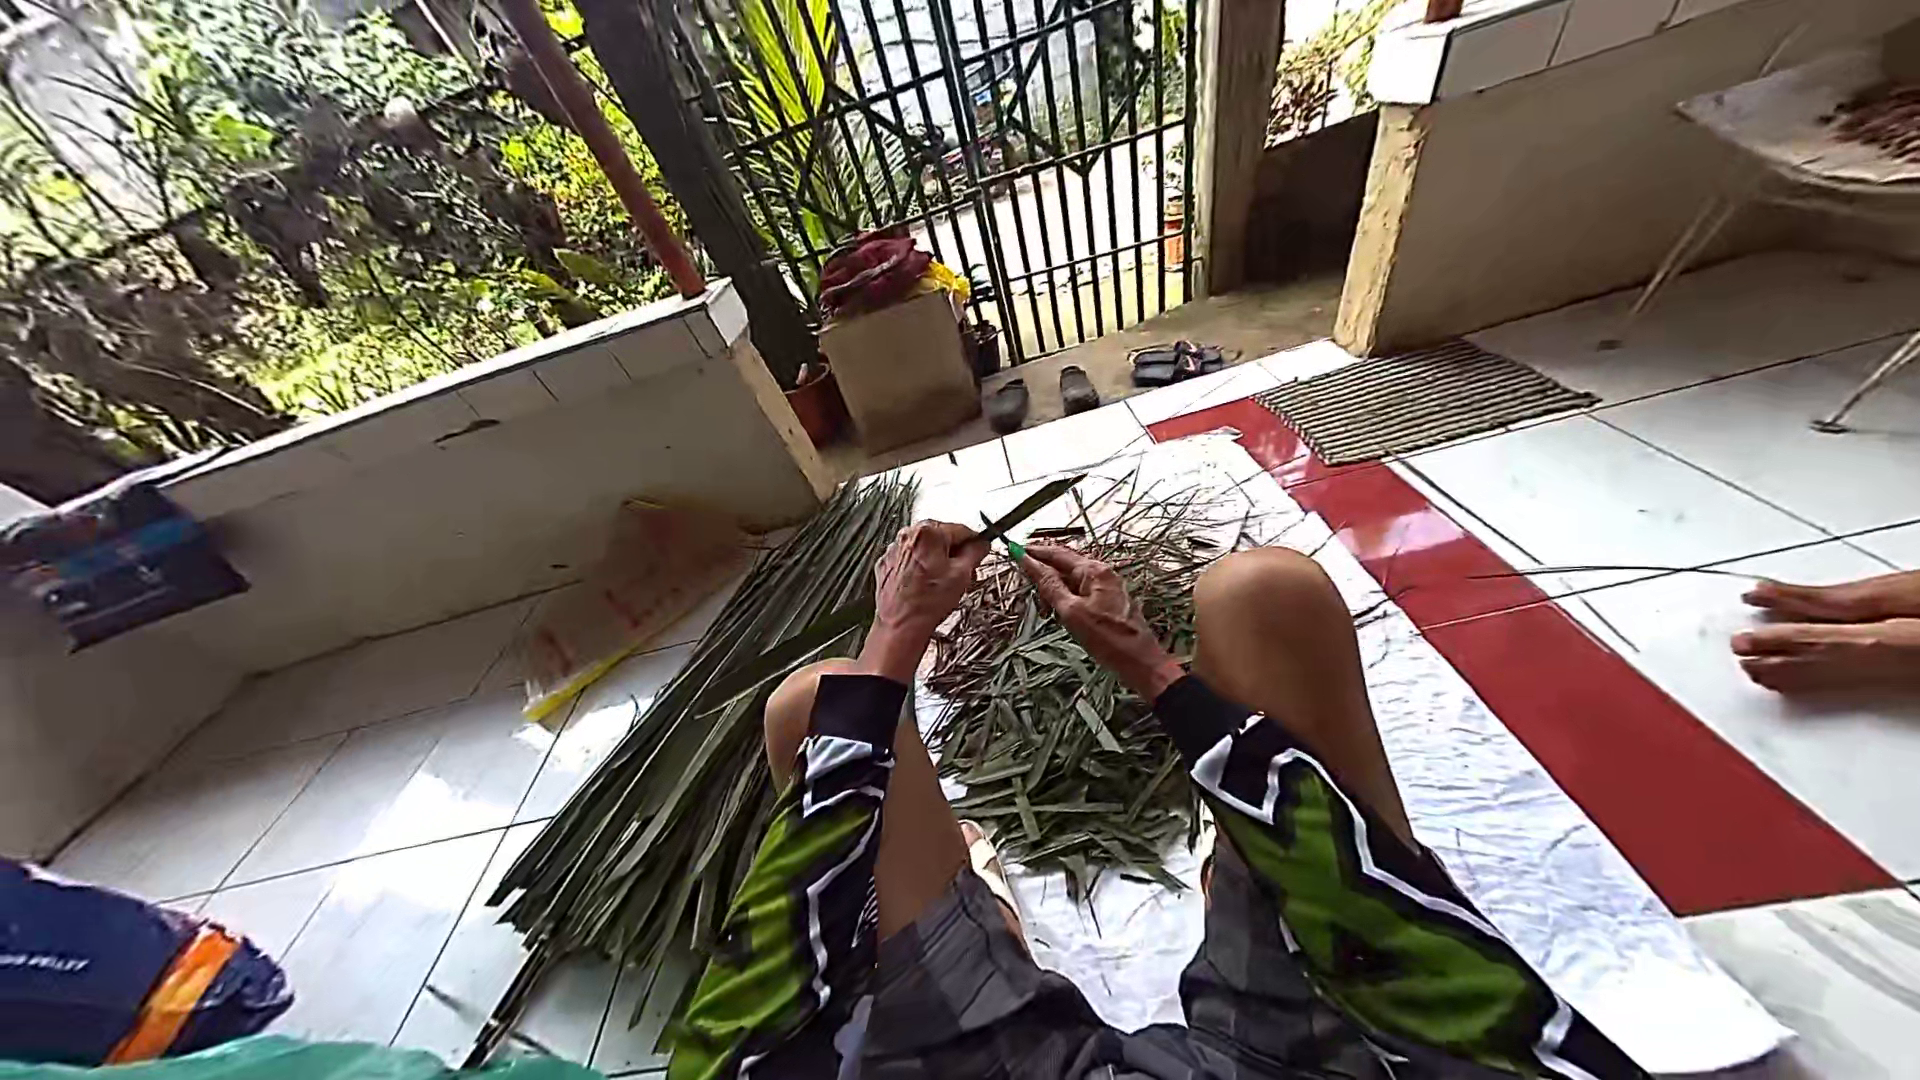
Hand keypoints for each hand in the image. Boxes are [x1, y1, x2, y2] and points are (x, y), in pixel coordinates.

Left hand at [861, 521, 987, 681]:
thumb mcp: (962, 574)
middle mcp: (908, 536)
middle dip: (955, 553)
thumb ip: (976, 552)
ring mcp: (895, 549)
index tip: (980, 550)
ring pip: (925, 548)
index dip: (975, 542)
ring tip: (943, 582)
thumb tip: (981, 544)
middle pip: (941, 537)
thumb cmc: (927, 602)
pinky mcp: (887, 563)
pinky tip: (926, 585)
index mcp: (928, 532)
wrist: (901, 624)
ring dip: (937, 560)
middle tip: (963, 572)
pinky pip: (910, 559)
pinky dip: (919, 568)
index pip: (961, 529)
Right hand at [1018, 544, 1185, 700]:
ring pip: (1072, 580)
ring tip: (1044, 608)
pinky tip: (1059, 612)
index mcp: (1094, 571)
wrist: (1140, 663)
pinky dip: (1066, 598)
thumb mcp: (1071, 612)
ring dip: (1054, 589)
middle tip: (1026, 586)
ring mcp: (1107, 587)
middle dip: (1043, 574)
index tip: (1014, 551)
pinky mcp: (1108, 601)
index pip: (1057, 554)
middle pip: (1065, 565)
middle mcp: (1103, 573)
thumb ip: (1049, 585)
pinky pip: (1081, 592)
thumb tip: (1030, 563)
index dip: (1034, 553)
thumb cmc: (1108, 639)